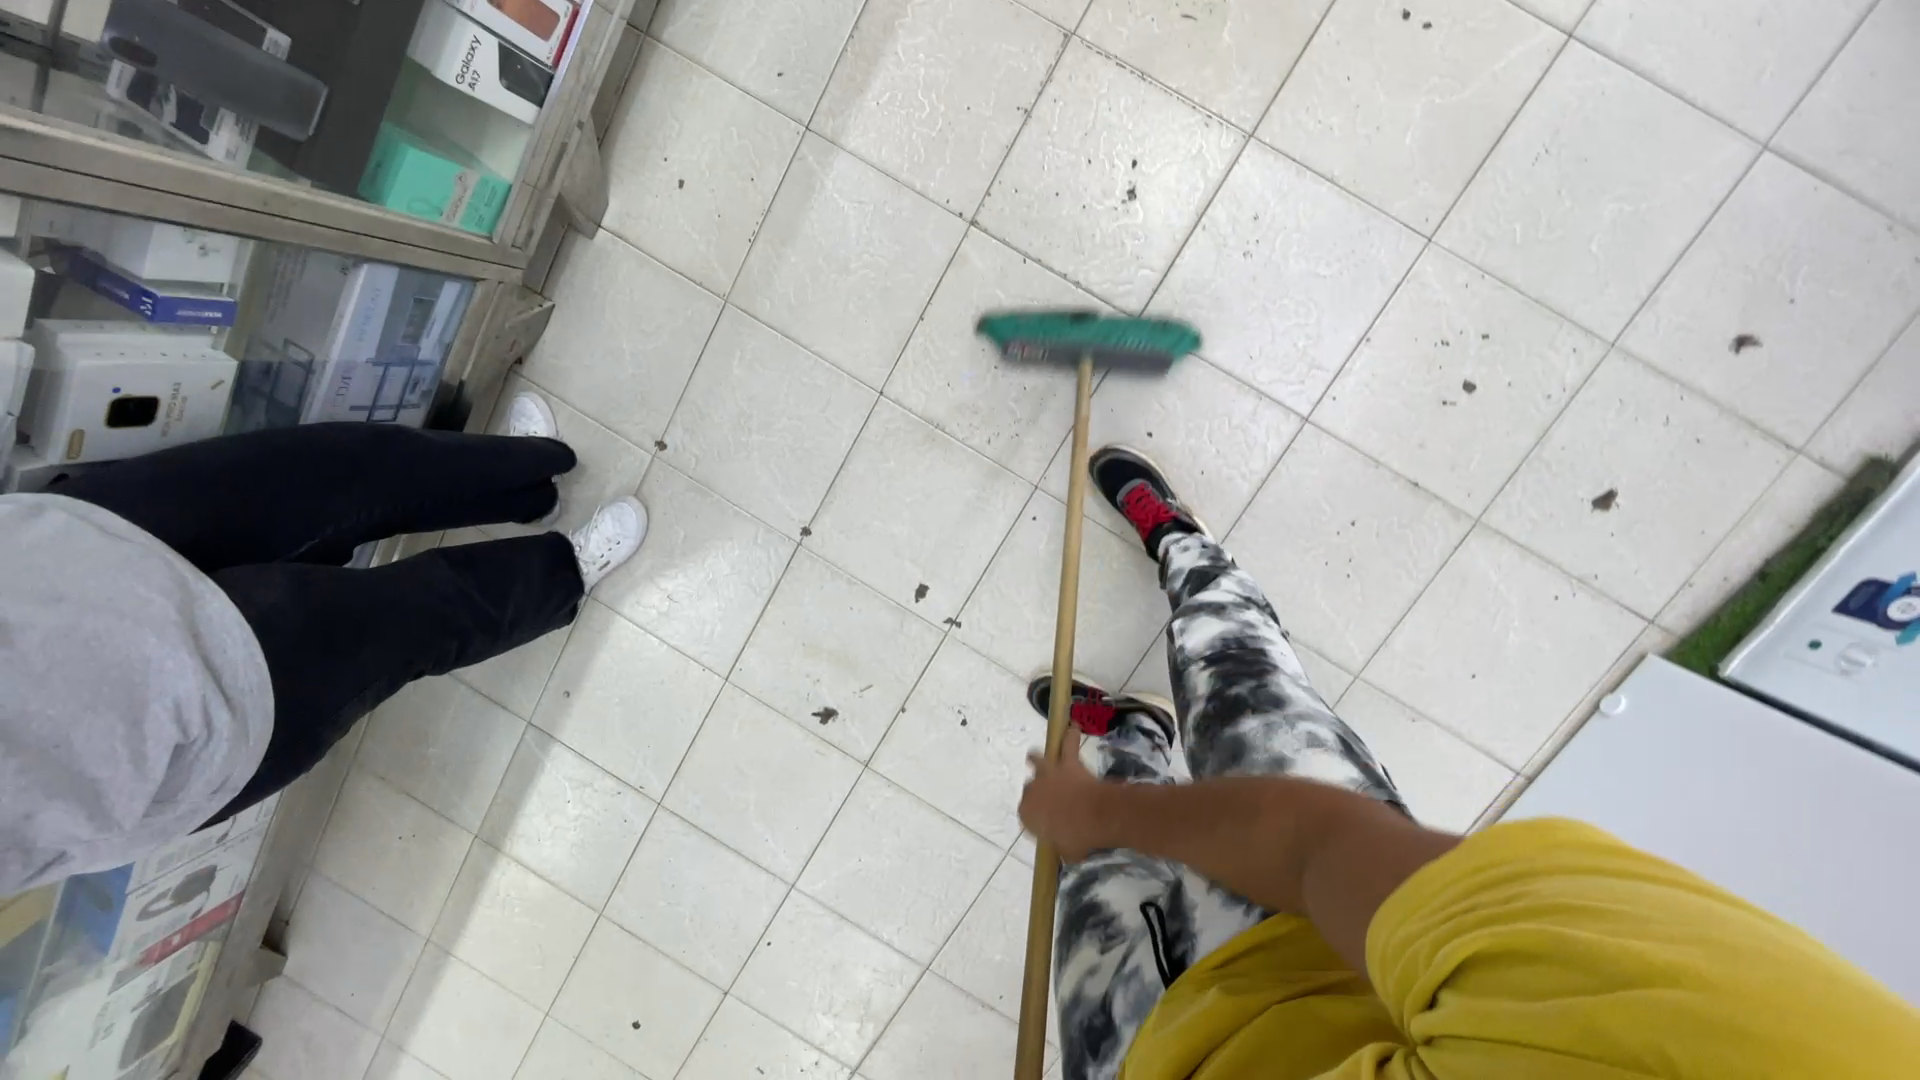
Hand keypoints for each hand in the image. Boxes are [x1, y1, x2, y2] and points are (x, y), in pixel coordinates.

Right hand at [1019, 729, 1112, 863]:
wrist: (1095, 817)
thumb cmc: (1078, 839)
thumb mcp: (1066, 852)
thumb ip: (1062, 846)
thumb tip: (1067, 847)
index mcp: (1027, 814)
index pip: (1027, 815)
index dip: (1037, 818)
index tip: (1047, 824)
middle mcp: (1032, 790)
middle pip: (1030, 788)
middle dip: (1038, 793)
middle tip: (1051, 800)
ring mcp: (1049, 774)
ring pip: (1038, 761)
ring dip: (1037, 760)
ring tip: (1036, 757)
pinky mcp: (1067, 763)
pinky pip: (1067, 745)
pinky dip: (1070, 737)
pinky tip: (1072, 727)